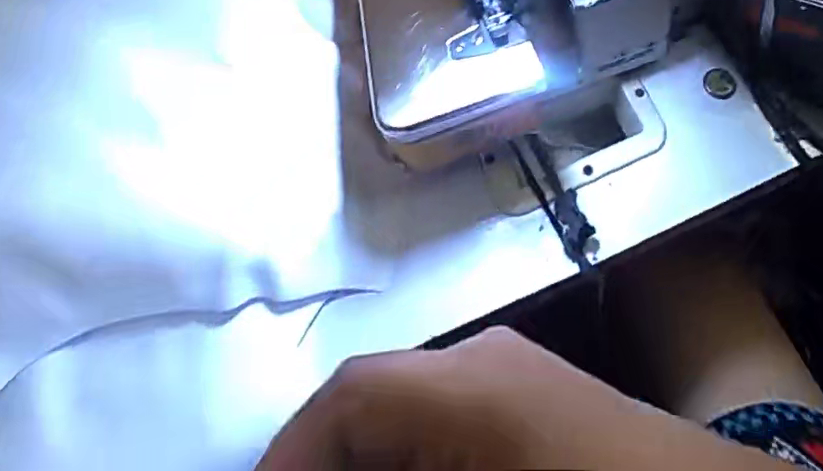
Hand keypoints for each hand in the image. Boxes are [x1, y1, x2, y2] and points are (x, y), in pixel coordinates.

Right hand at [255, 326, 787, 470]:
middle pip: (372, 405)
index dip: (288, 457)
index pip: (349, 395)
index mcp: (469, 382)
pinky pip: (452, 427)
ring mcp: (516, 377)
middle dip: (334, 464)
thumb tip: (320, 461)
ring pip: (411, 417)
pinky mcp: (534, 404)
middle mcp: (489, 362)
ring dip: (376, 463)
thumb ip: (395, 463)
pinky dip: (419, 461)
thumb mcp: (470, 465)